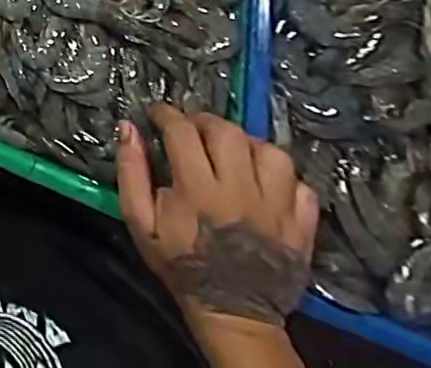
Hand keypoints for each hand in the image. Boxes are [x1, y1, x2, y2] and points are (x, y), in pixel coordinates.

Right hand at [117, 105, 318, 334]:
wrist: (232, 316)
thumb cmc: (181, 265)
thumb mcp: (140, 222)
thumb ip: (131, 171)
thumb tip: (128, 127)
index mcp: (197, 190)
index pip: (182, 131)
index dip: (167, 114)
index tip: (159, 114)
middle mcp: (240, 191)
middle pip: (227, 132)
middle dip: (205, 122)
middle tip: (194, 131)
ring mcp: (277, 208)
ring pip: (269, 151)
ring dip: (247, 144)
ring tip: (232, 154)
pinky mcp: (302, 225)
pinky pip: (300, 184)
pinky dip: (284, 177)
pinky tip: (265, 183)